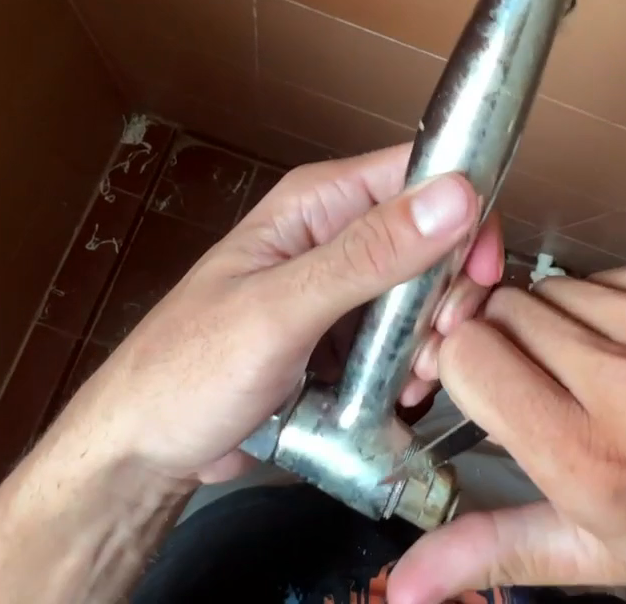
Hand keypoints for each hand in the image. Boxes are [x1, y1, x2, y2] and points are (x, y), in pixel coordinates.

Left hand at [57, 144, 504, 483]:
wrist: (144, 450)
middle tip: (437, 343)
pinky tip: (400, 397)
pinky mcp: (344, 337)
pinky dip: (415, 365)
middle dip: (449, 290)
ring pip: (426, 293)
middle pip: (434, 238)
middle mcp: (337, 233)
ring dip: (435, 336)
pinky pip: (405, 338)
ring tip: (412, 381)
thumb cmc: (191, 369)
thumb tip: (456, 193)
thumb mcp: (281, 309)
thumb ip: (368, 254)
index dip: (464, 212)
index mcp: (319, 202)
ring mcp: (342, 288)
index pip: (419, 175)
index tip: (481, 273)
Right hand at [389, 264, 625, 602]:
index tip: (479, 385)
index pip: (468, 356)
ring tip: (590, 366)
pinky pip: (604, 275)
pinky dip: (603, 305)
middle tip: (536, 379)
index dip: (462, 366)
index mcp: (593, 459)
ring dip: (553, 323)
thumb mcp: (601, 555)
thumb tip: (402, 588)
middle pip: (501, 311)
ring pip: (550, 288)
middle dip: (502, 341)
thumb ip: (492, 552)